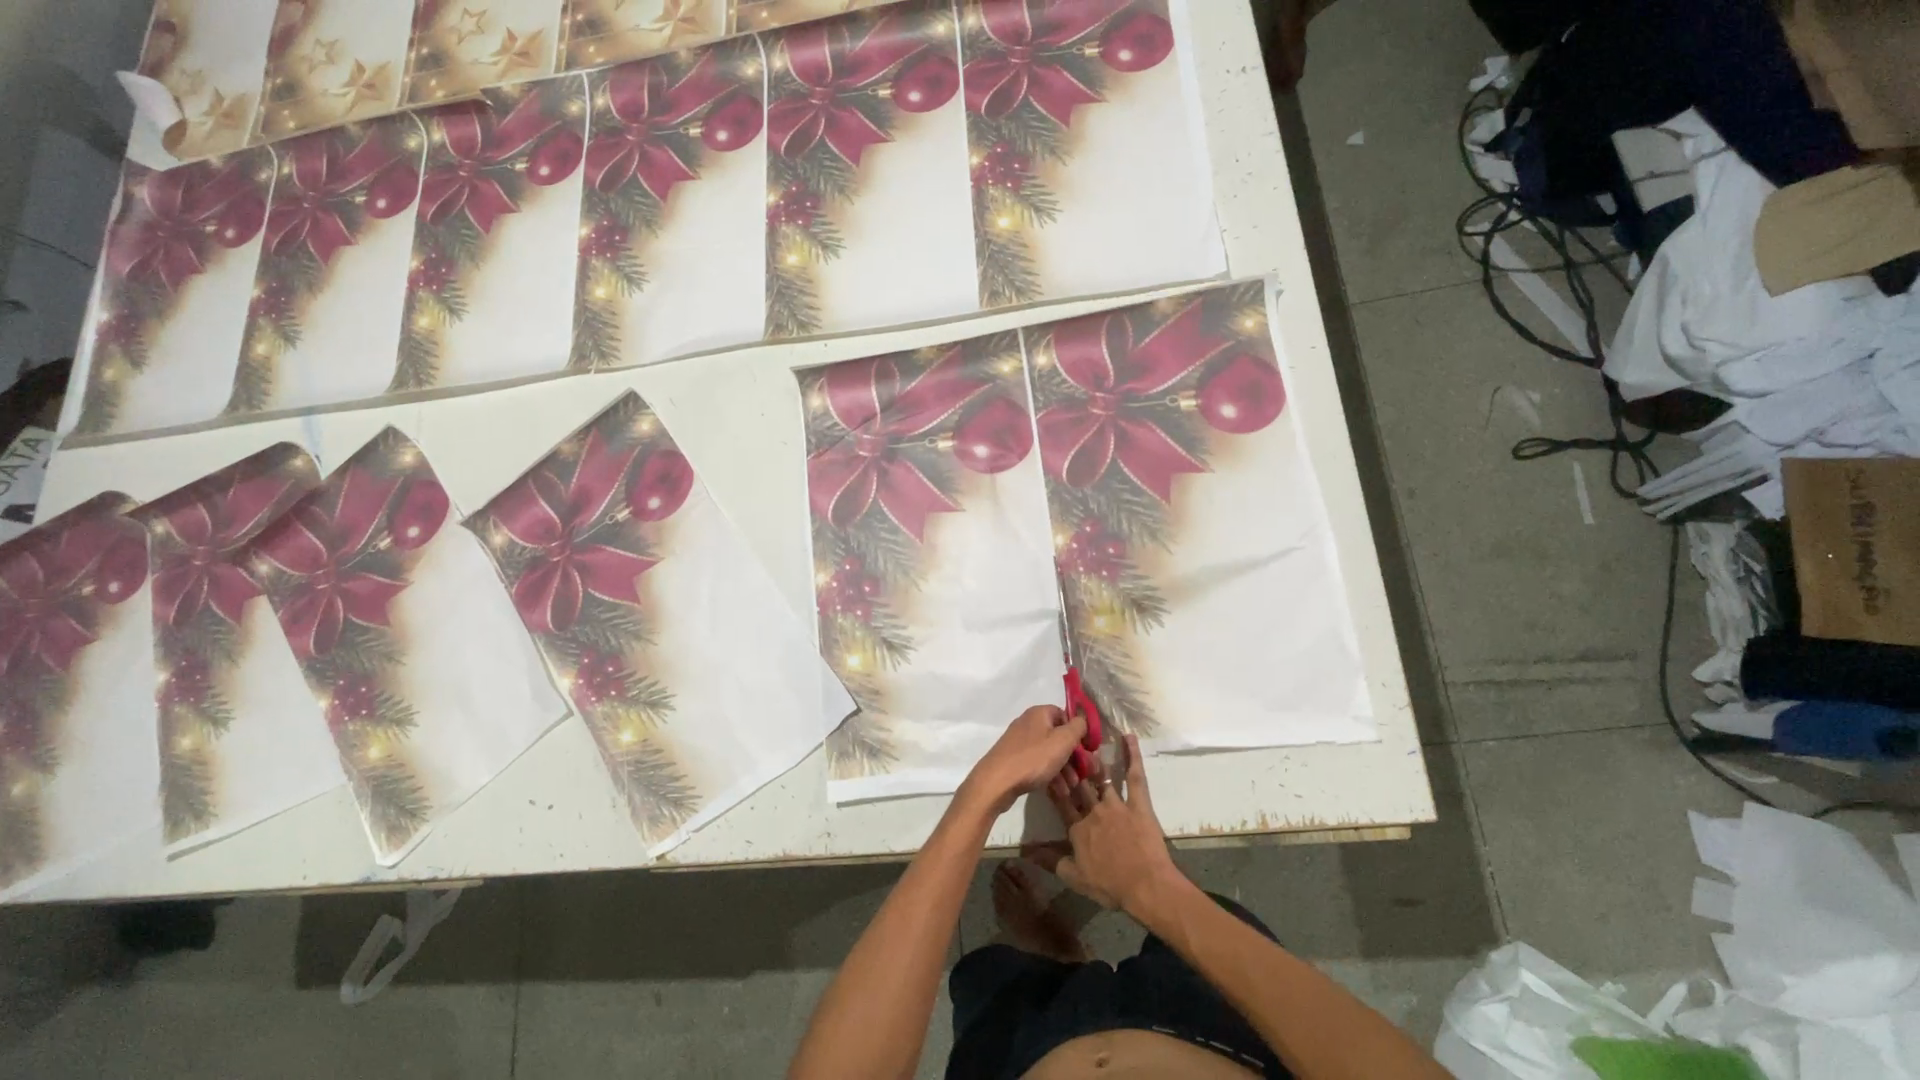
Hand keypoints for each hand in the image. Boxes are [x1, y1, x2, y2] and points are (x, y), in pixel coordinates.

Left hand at [961, 705, 1088, 814]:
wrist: (996, 782)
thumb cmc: (1033, 759)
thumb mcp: (1062, 741)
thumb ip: (1078, 727)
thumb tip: (1082, 720)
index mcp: (1039, 713)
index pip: (1065, 715)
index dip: (1078, 732)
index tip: (1087, 750)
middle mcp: (1028, 724)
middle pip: (1058, 737)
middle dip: (1073, 756)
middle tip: (1084, 773)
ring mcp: (1019, 742)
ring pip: (1049, 753)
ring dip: (1064, 769)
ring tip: (1072, 787)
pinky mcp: (1014, 760)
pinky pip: (1038, 764)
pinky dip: (1050, 775)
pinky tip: (1059, 791)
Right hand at [1026, 734, 1181, 917]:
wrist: (1144, 886)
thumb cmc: (1109, 885)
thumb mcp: (1074, 877)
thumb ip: (1050, 861)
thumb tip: (1025, 852)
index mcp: (1077, 829)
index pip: (1061, 802)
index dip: (1054, 785)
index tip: (1047, 768)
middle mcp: (1093, 811)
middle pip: (1079, 786)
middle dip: (1070, 768)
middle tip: (1064, 749)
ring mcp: (1116, 805)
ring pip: (1102, 778)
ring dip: (1093, 761)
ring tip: (1086, 744)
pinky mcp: (1139, 804)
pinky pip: (1134, 777)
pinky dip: (1133, 756)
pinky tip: (1129, 737)